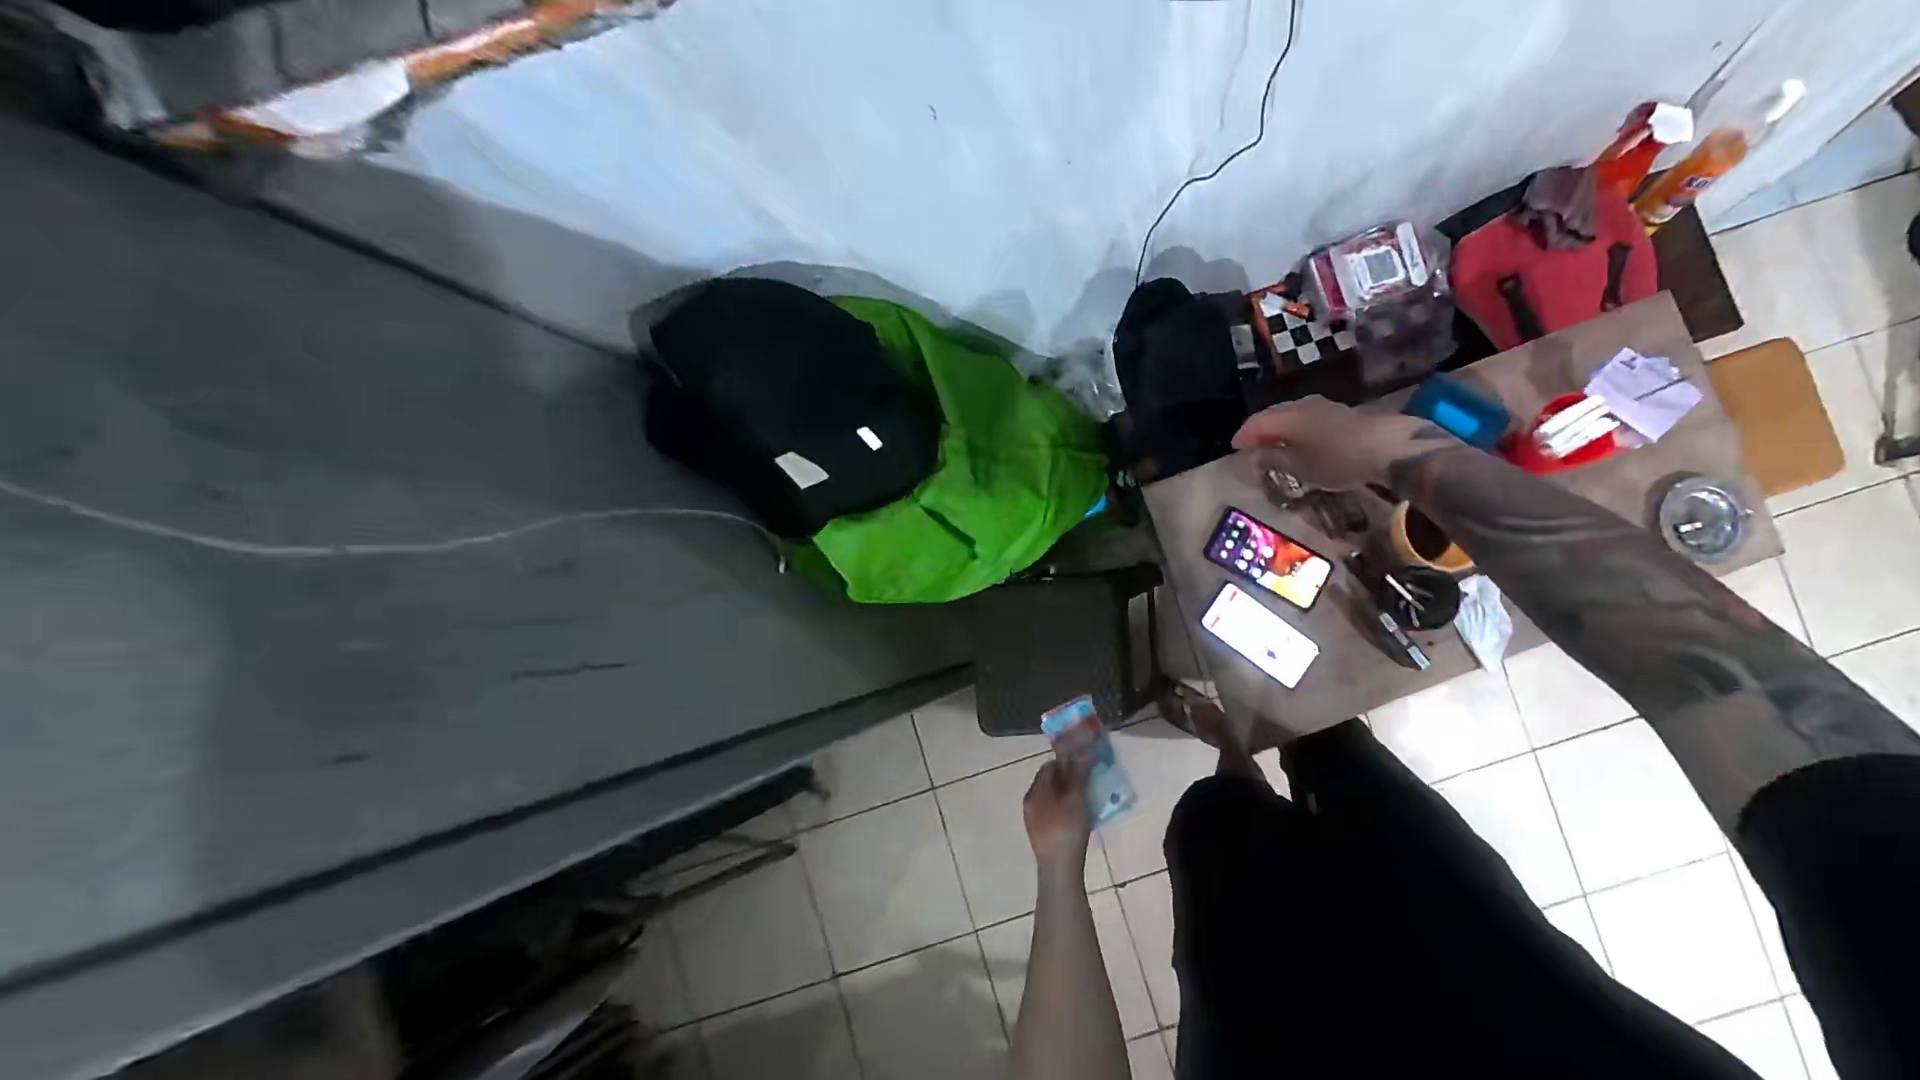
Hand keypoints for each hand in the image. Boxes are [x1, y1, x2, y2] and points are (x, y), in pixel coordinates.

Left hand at [1023, 757, 1092, 870]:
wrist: (1059, 869)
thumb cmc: (1067, 830)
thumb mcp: (1077, 800)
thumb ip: (1079, 776)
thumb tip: (1083, 755)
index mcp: (1035, 791)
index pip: (1048, 766)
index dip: (1065, 762)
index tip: (1082, 764)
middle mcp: (1029, 802)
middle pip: (1047, 781)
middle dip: (1066, 778)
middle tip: (1086, 781)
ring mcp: (1032, 818)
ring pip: (1049, 797)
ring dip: (1065, 793)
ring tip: (1084, 798)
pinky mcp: (1038, 832)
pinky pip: (1049, 811)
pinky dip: (1061, 807)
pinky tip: (1076, 816)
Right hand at [1231, 395, 1451, 491]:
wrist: (1391, 448)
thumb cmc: (1339, 461)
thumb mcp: (1300, 468)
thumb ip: (1273, 460)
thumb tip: (1253, 456)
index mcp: (1287, 417)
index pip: (1255, 422)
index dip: (1242, 435)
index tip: (1234, 448)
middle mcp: (1303, 406)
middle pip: (1273, 414)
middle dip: (1259, 429)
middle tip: (1250, 445)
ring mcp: (1325, 406)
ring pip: (1292, 414)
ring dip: (1279, 428)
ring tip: (1273, 443)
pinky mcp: (1342, 413)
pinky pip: (1308, 417)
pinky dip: (1296, 428)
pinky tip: (1300, 440)